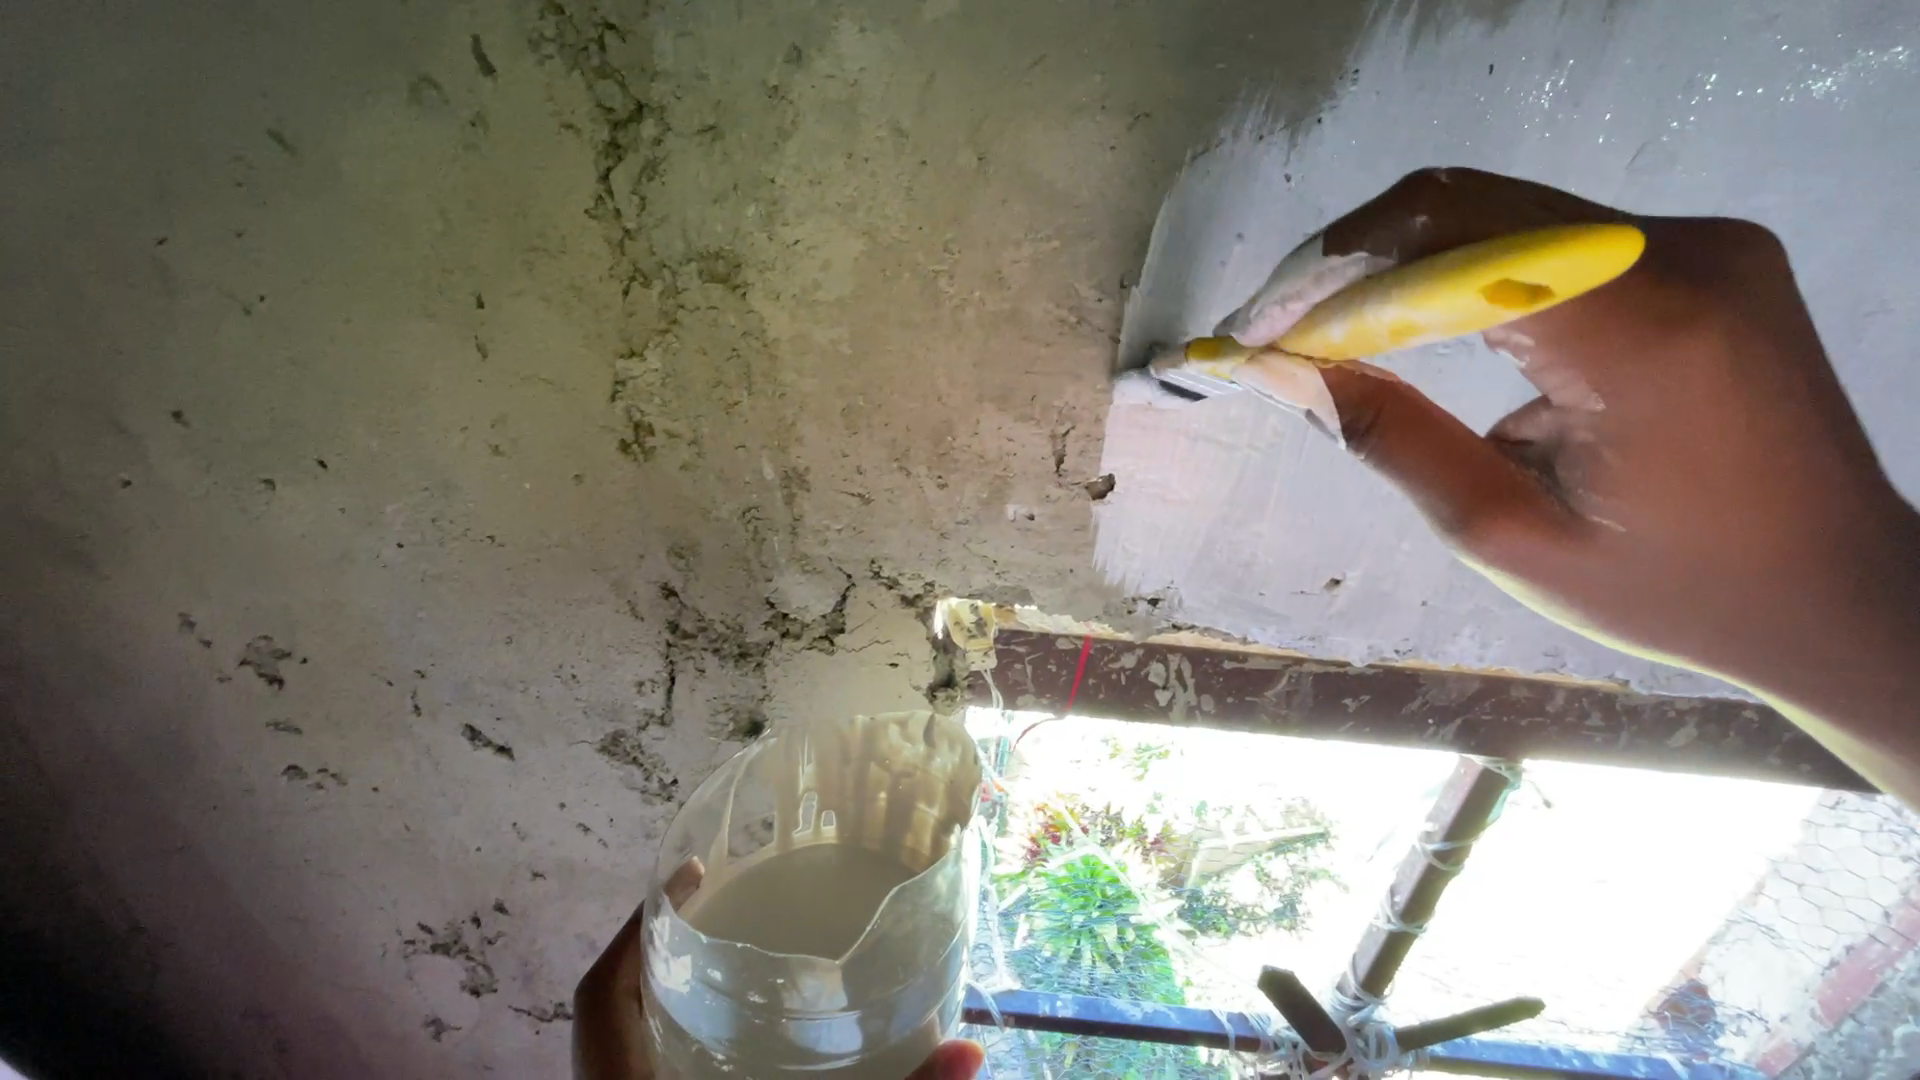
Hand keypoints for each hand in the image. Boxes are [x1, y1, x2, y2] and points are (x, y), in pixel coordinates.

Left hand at [572, 859, 985, 1079]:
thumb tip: (975, 1055)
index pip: (600, 994)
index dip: (638, 924)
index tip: (697, 874)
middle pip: (610, 1013)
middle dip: (662, 952)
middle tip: (730, 908)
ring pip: (628, 1051)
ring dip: (669, 1000)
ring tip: (734, 960)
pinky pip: (650, 1075)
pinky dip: (683, 1048)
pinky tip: (738, 1046)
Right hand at [1224, 167, 1919, 803]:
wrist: (1837, 592)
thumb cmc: (1668, 586)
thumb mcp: (1501, 533)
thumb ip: (1392, 439)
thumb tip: (1288, 373)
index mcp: (1638, 331)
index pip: (1451, 240)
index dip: (1335, 271)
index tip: (1262, 327)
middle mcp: (1680, 253)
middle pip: (1468, 206)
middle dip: (1350, 261)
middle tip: (1277, 329)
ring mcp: (1697, 245)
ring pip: (1497, 215)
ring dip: (1395, 265)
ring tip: (1322, 331)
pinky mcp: (1694, 259)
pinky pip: (1538, 240)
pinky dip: (1452, 273)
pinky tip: (1404, 323)